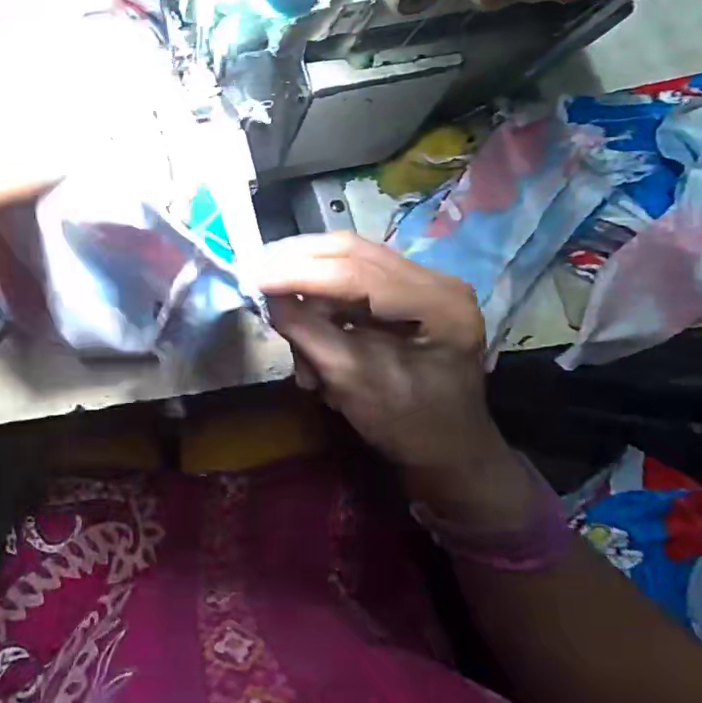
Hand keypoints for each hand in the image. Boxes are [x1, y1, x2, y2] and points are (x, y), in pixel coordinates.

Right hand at [245, 232, 532, 527]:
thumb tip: (265, 294)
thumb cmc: (408, 426)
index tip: (253, 279)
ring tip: (286, 322)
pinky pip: (353, 277)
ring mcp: (423, 281)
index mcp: (438, 305)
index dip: (298, 274)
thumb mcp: (352, 382)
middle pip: (351, 252)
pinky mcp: (407, 289)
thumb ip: (307, 332)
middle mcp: (436, 279)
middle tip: (255, 276)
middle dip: (297, 264)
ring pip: (347, 260)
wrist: (448, 450)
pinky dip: (323, 298)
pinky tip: (308, 326)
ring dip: (308, 286)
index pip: (356, 274)